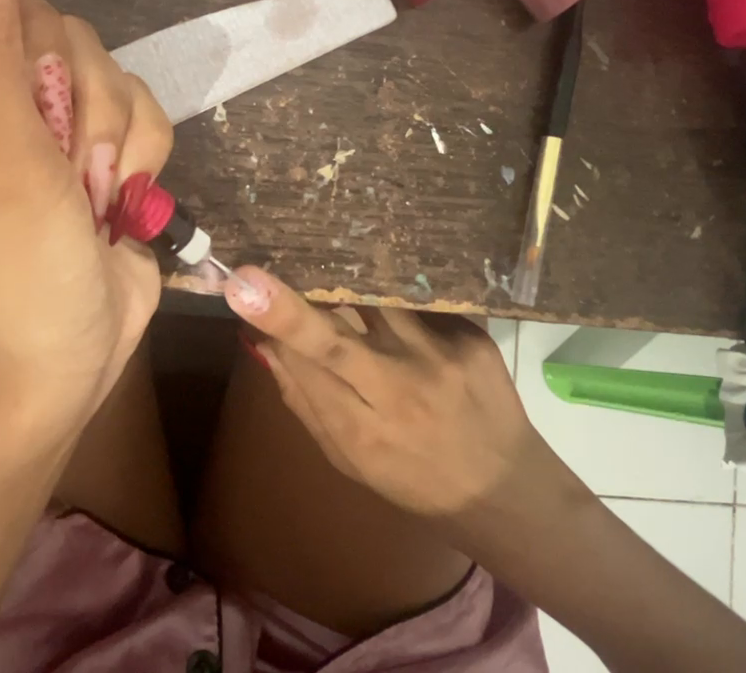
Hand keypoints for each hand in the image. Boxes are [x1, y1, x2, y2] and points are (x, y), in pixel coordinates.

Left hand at [0, 0, 173, 431]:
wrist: (86, 352)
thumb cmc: (22, 276)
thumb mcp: (1, 163)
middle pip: (4, 10)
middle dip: (55, 71)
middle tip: (58, 137)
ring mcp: (22, 111)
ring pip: (78, 46)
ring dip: (102, 120)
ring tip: (92, 188)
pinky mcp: (80, 127)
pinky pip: (121, 86)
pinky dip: (132, 139)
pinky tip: (121, 191)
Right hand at [223, 267, 558, 524]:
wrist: (505, 487)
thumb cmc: (414, 479)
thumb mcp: (350, 460)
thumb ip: (305, 401)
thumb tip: (265, 343)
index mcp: (364, 434)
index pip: (306, 365)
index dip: (273, 323)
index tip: (239, 288)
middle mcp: (401, 392)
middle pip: (336, 337)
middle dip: (292, 307)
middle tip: (251, 275)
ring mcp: (441, 359)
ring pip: (377, 301)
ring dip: (346, 283)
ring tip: (325, 257)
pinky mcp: (472, 336)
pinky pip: (415, 304)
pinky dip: (392, 302)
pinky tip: (392, 307)